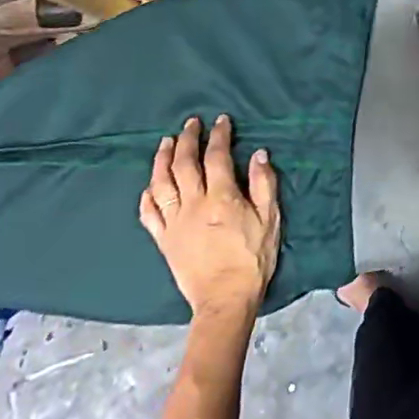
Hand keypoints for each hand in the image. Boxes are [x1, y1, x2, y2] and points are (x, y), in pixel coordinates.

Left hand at [139, 115, 280, 319]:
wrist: (225, 297)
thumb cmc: (254, 257)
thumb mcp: (270, 218)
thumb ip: (263, 185)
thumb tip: (258, 155)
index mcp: (221, 198)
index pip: (216, 157)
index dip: (218, 136)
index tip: (220, 121)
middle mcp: (192, 205)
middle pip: (183, 165)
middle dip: (186, 140)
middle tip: (190, 124)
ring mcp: (172, 222)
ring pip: (160, 183)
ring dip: (161, 160)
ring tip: (165, 143)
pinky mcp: (162, 239)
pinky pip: (147, 212)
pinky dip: (147, 193)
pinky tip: (150, 184)